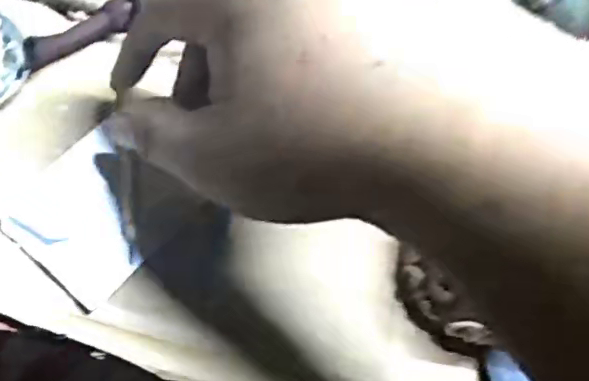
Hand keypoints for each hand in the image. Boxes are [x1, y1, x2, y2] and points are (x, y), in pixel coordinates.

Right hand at [107, 0, 561, 223]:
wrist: (462, 127)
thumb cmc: (308, 145)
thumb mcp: (203, 156)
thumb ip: (150, 133)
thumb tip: (126, 117)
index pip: (161, 5)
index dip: (134, 51)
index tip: (127, 89)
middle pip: (221, 4)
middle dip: (196, 57)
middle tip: (197, 117)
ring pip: (272, 8)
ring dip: (246, 50)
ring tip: (257, 110)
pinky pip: (326, 11)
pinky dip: (300, 40)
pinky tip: (313, 88)